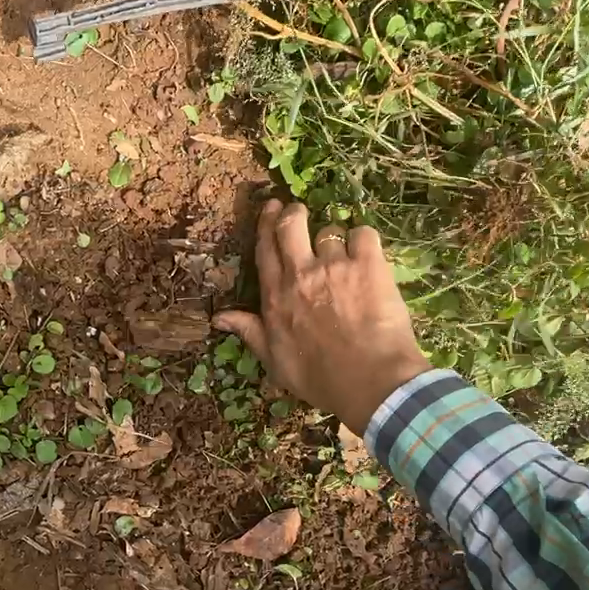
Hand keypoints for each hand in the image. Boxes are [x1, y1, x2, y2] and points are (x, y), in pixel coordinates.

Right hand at [213, 200, 431, 432]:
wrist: (369, 381)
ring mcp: (335, 266)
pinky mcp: (370, 265)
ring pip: (330, 231)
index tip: (271, 208)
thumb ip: (250, 332)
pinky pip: (364, 234)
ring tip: (344, 253)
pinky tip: (368, 255)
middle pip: (291, 225)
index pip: (264, 250)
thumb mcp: (274, 361)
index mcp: (275, 296)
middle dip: (293, 212)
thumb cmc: (319, 378)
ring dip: (335, 239)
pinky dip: (364, 241)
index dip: (266, 224)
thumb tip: (218, 317)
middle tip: (299, 210)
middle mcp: (300, 274)